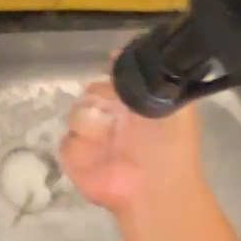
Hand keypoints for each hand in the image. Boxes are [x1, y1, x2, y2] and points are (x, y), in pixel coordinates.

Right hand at [60, 80, 204, 215]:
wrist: (153, 188)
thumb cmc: (168, 147)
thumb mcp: (174, 105)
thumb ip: (154, 77)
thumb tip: (121, 52)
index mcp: (131, 107)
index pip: (111, 81)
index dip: (113, 79)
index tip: (117, 83)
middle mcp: (109, 119)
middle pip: (90, 92)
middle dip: (102, 98)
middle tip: (117, 113)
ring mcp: (89, 137)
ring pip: (76, 112)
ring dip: (93, 122)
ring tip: (109, 138)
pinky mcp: (74, 156)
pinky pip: (67, 139)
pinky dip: (81, 145)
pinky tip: (98, 156)